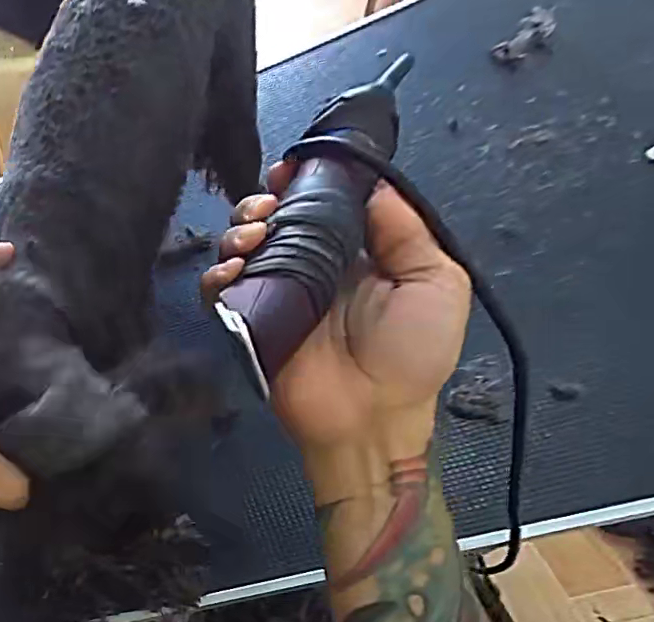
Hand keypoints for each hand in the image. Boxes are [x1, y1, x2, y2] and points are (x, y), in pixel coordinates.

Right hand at [202, 163, 470, 474]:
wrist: (373, 421)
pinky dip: (216, 276)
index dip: (303, 179)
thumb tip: (371, 181)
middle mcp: (312, 270)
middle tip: (268, 206)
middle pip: (274, 219)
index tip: (292, 168)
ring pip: (242, 249)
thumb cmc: (413, 355)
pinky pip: (221, 295)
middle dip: (263, 201)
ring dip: (238, 230)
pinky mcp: (252, 328)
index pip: (320, 203)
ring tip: (252, 237)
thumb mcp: (436, 281)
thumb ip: (407, 228)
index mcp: (355, 254)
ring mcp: (278, 300)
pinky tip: (232, 270)